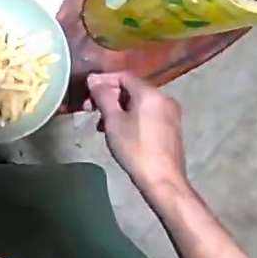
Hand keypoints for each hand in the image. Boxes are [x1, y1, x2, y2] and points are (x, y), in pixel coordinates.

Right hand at [86, 72, 190, 197]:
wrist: (163, 181)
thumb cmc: (135, 148)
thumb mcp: (113, 121)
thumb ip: (103, 97)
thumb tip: (94, 80)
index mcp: (151, 94)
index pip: (124, 76)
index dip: (103, 80)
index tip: (86, 90)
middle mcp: (164, 98)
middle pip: (131, 89)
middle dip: (109, 96)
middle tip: (90, 108)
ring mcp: (169, 114)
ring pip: (138, 103)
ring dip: (117, 108)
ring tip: (101, 124)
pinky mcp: (170, 128)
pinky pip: (146, 114)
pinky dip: (130, 117)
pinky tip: (118, 131)